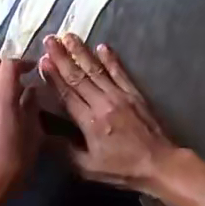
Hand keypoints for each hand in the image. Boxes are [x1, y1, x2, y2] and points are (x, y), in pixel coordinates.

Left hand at [0, 55, 42, 205]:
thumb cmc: (14, 163)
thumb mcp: (33, 136)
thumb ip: (31, 108)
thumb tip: (31, 91)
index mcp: (2, 100)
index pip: (8, 64)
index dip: (21, 62)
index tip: (31, 69)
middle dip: (2, 64)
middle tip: (16, 77)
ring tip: (10, 107)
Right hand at [38, 35, 179, 189]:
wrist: (161, 165)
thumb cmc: (123, 169)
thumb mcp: (88, 168)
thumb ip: (65, 150)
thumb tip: (44, 135)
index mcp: (90, 122)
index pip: (67, 94)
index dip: (54, 76)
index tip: (43, 60)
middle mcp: (103, 103)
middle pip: (79, 76)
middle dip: (62, 57)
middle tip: (50, 39)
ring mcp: (120, 96)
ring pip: (96, 70)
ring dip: (82, 52)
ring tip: (69, 36)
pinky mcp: (135, 94)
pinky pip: (120, 72)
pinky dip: (111, 59)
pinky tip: (102, 46)